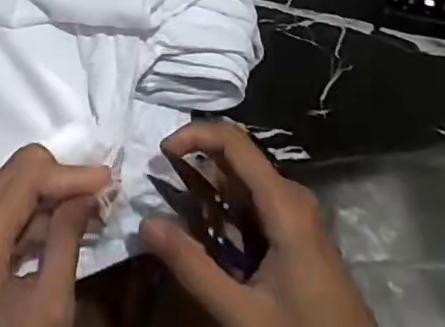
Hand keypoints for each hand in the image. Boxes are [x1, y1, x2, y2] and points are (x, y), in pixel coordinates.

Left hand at [0, 143, 110, 326]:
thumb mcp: (51, 304)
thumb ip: (67, 239)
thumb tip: (89, 191)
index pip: (26, 179)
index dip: (70, 174)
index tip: (107, 179)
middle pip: (17, 171)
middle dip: (62, 176)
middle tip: (99, 190)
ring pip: (13, 184)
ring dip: (53, 191)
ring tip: (90, 209)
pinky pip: (6, 207)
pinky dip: (39, 209)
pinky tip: (67, 223)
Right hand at [139, 122, 374, 326]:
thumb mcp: (241, 312)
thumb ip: (193, 267)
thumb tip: (146, 223)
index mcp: (284, 202)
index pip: (235, 141)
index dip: (196, 135)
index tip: (161, 150)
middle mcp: (293, 196)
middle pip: (238, 160)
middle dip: (197, 164)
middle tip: (161, 185)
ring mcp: (298, 212)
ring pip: (245, 183)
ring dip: (210, 190)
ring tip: (176, 210)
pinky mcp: (298, 230)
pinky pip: (256, 204)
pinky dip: (227, 210)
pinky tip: (208, 234)